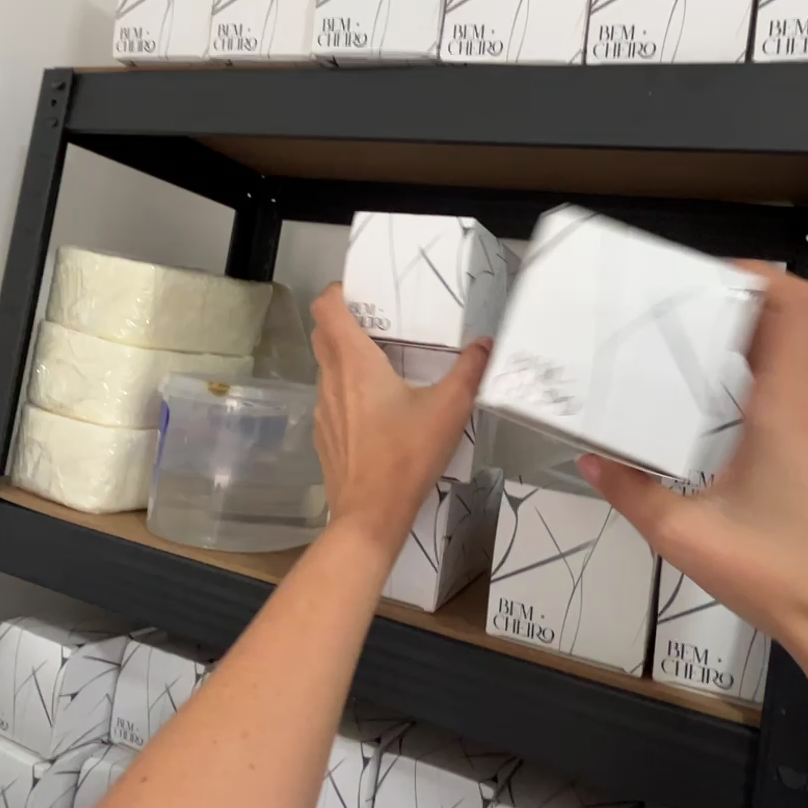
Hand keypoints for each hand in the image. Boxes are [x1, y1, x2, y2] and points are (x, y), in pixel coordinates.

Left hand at [309, 284, 491, 561]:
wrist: (370, 516)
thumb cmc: (406, 456)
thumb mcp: (449, 409)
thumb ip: (470, 370)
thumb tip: (486, 344)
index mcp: (354, 362)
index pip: (326, 307)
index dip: (339, 291)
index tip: (363, 292)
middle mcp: (331, 379)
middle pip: (323, 333)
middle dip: (345, 320)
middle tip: (381, 325)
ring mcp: (322, 408)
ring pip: (327, 367)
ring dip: (347, 357)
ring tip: (385, 366)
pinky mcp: (324, 434)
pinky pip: (332, 398)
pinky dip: (348, 391)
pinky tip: (377, 412)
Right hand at [576, 265, 807, 657]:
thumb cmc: (784, 578)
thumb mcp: (685, 536)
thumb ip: (629, 493)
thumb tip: (592, 464)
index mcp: (788, 409)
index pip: (793, 308)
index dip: (757, 277)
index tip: (708, 277)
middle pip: (803, 316)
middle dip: (749, 297)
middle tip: (693, 305)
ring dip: (766, 330)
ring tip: (705, 341)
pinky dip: (777, 364)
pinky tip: (733, 399)